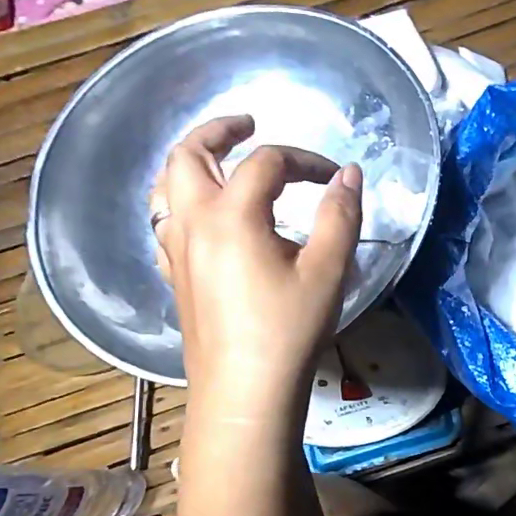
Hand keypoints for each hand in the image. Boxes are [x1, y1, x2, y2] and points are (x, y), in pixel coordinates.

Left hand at [149, 115, 361, 412]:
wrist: (246, 390)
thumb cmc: (289, 329)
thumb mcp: (328, 270)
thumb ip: (341, 216)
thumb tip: (349, 174)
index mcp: (232, 215)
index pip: (268, 162)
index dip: (306, 160)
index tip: (336, 178)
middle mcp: (194, 222)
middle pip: (189, 155)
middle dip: (218, 131)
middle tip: (248, 124)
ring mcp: (177, 249)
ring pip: (167, 185)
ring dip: (192, 161)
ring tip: (221, 159)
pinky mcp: (176, 275)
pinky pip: (166, 221)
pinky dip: (183, 199)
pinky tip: (206, 215)